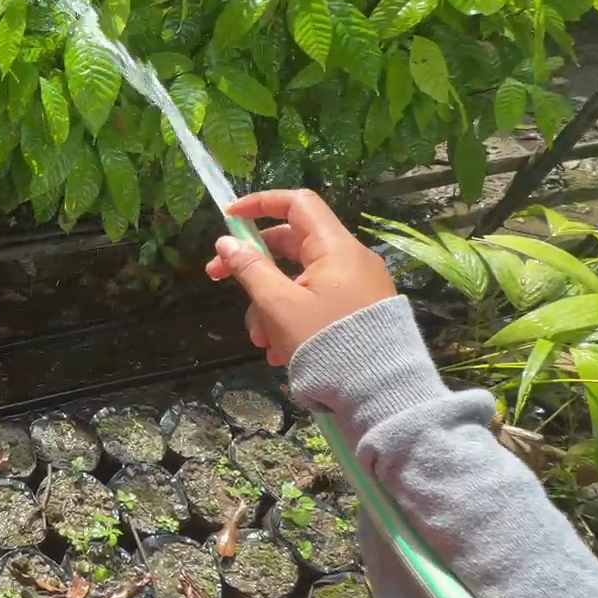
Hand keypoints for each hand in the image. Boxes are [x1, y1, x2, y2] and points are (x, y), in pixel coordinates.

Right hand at [204, 189, 397, 365]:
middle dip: (252, 265)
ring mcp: (355, 287)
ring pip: (297, 279)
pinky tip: (277, 349)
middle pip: (290, 244)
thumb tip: (226, 242)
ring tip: (259, 339)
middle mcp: (349, 261)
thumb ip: (249, 268)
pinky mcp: (356, 311)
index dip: (260, 203)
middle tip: (217, 279)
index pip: (297, 203)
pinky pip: (313, 300)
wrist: (381, 394)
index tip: (228, 217)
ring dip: (267, 302)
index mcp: (335, 249)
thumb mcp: (277, 304)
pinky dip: (289, 317)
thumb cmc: (324, 340)